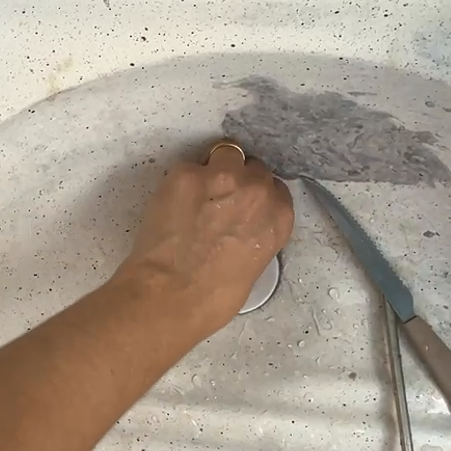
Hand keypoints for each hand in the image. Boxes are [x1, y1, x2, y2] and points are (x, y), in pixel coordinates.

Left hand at [112, 141, 294, 336]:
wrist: (171, 294)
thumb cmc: (213, 296)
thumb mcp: (254, 265)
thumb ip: (255, 234)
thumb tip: (238, 226)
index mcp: (279, 216)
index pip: (275, 188)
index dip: (255, 194)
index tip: (242, 204)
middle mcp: (256, 190)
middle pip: (252, 167)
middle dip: (237, 179)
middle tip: (217, 198)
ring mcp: (220, 176)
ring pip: (224, 154)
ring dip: (213, 169)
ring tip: (195, 193)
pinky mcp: (185, 173)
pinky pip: (187, 167)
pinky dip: (181, 181)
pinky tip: (172, 203)